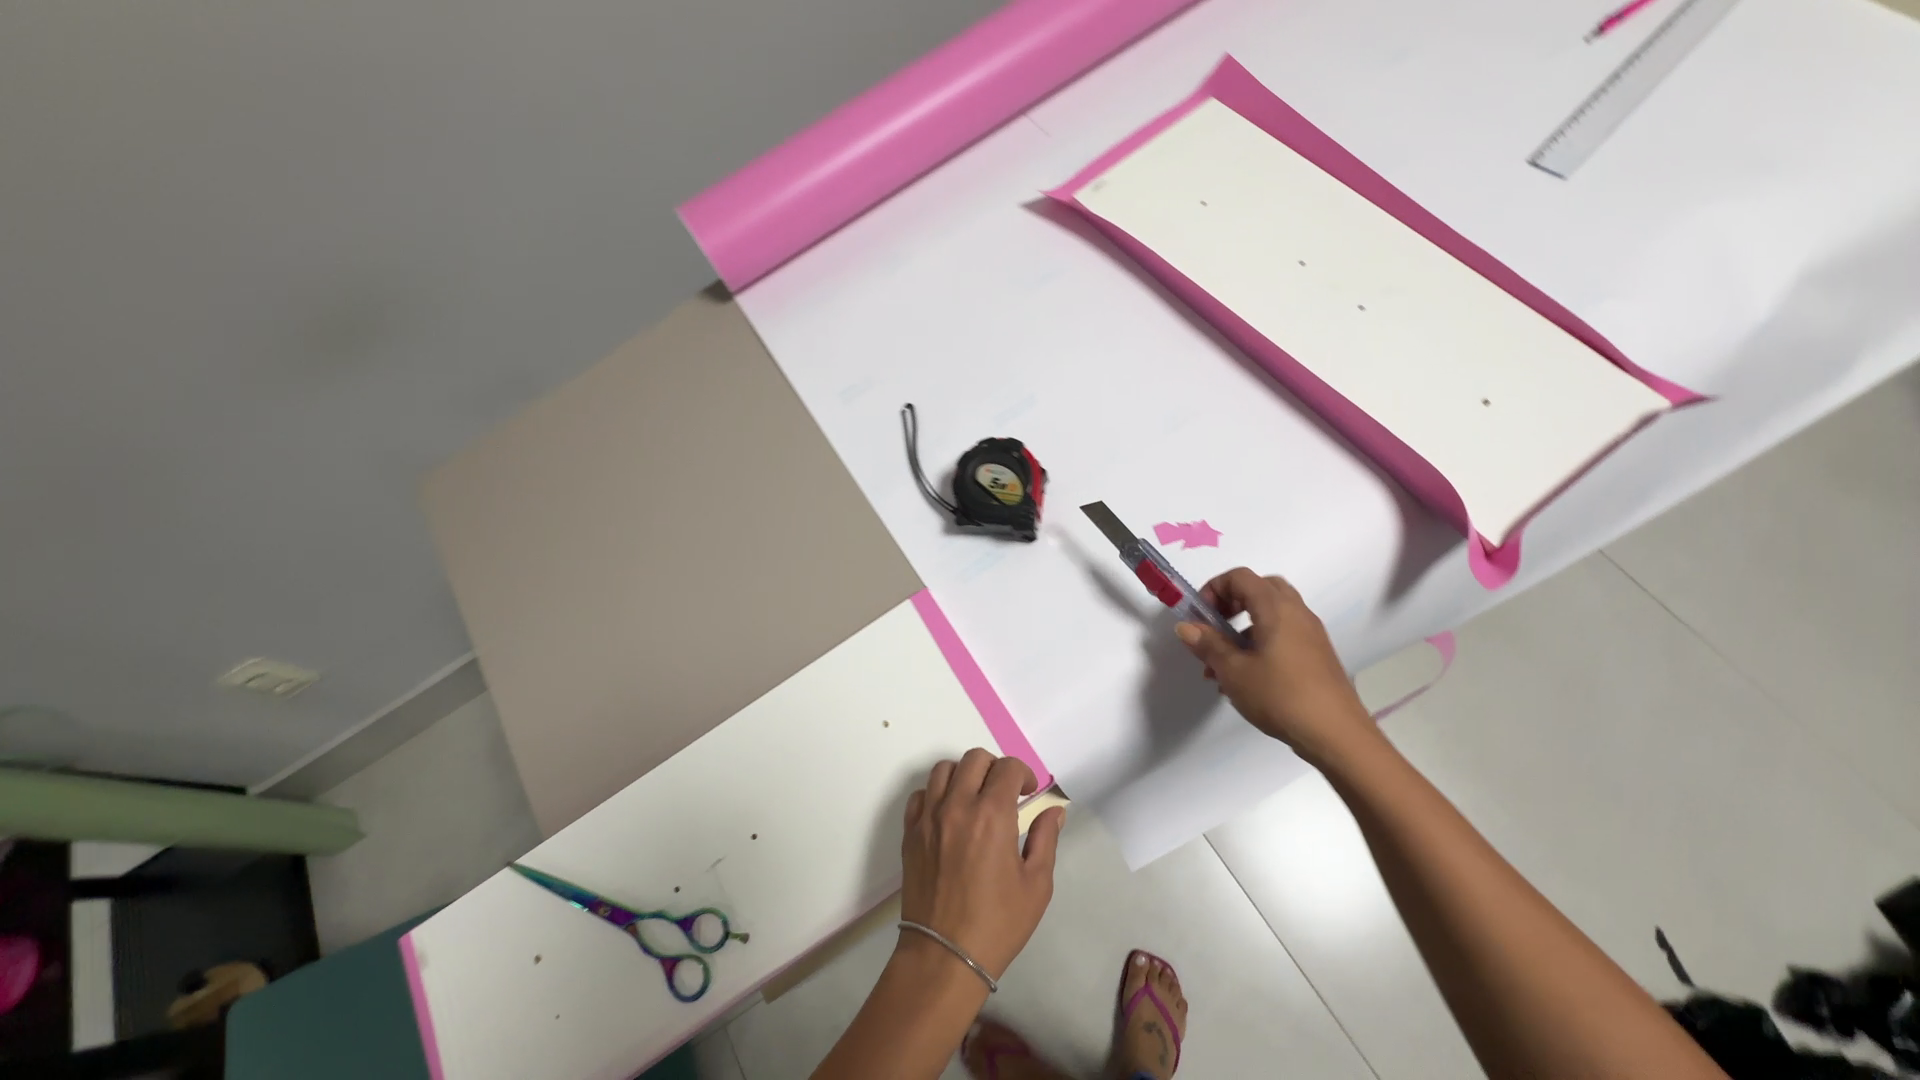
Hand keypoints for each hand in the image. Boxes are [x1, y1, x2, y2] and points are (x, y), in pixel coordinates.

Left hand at [899, 749, 1064, 979]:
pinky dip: (937, 793)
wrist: (945, 955)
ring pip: (943, 770)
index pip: (1007, 768)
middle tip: (1005, 792)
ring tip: (976, 798)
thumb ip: (1045, 840)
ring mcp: (929, 818)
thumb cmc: (998, 923)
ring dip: (964, 775)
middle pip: (974, 759)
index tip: (1028, 792)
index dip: (1023, 773)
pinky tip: (950, 814)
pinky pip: (921, 795)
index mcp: (992, 815)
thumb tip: (1053, 811)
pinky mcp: (910, 834)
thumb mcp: (1036, 885)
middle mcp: (957, 806)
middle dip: (995, 768)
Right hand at [1175, 567, 1372, 764]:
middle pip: (1260, 589)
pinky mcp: (1316, 655)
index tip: (1200, 618)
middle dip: (1231, 604)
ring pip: (1271, 615)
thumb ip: (1208, 645)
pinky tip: (1247, 679)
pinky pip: (1283, 635)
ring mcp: (1310, 634)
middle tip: (1215, 630)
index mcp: (1276, 608)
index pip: (1240, 577)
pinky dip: (1261, 643)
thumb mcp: (1234, 671)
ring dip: (1243, 629)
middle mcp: (1297, 612)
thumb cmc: (1280, 696)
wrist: (1336, 734)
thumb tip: (1186, 627)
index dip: (1214, 589)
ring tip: (1222, 666)